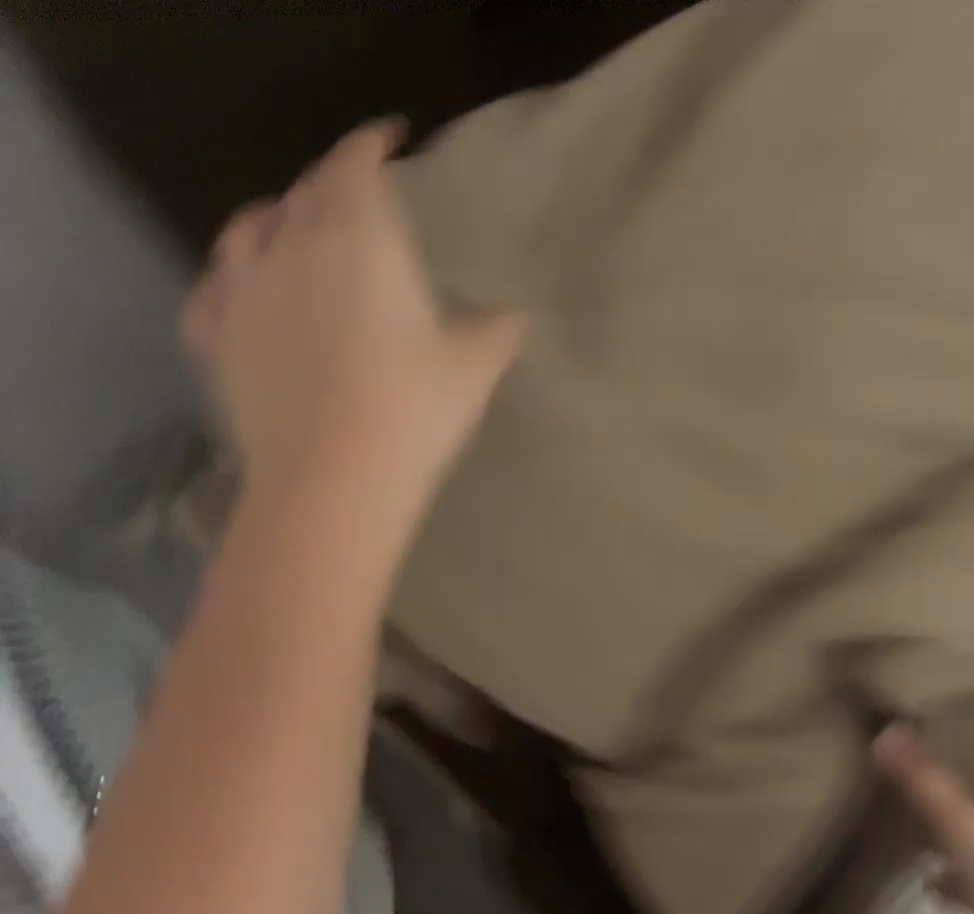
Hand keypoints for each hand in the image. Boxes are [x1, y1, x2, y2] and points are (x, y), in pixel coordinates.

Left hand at [180, 119, 524, 509]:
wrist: (334, 475)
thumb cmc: (417, 406)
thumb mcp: (478, 365)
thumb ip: (497, 329)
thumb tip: (513, 317)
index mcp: (360, 242)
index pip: (356, 168)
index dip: (372, 144)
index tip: (392, 136)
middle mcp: (292, 249)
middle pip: (304, 193)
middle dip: (332, 181)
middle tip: (360, 190)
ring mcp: (244, 291)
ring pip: (248, 230)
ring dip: (275, 219)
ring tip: (296, 228)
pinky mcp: (218, 337)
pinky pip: (216, 290)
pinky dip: (235, 279)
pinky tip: (248, 293)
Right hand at [872, 726, 973, 913]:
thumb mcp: (960, 816)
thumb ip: (923, 778)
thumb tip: (886, 732)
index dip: (959, 759)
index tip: (922, 751)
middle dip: (949, 802)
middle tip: (905, 790)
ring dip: (948, 844)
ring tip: (907, 833)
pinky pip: (970, 887)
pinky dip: (950, 884)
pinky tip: (925, 885)